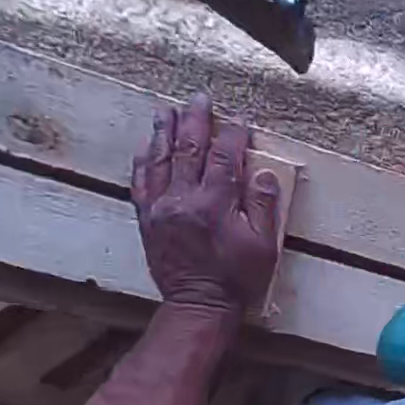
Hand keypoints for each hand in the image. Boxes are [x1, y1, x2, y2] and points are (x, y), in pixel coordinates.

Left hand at [129, 93, 281, 315]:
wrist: (198, 306)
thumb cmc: (236, 279)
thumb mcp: (263, 246)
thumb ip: (263, 206)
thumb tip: (263, 172)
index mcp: (214, 203)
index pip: (223, 157)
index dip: (233, 134)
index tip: (240, 119)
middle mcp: (183, 199)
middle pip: (188, 149)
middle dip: (196, 120)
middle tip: (200, 98)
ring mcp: (160, 208)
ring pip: (160, 159)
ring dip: (164, 132)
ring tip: (167, 111)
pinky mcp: (147, 220)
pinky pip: (141, 183)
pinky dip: (143, 162)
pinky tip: (146, 148)